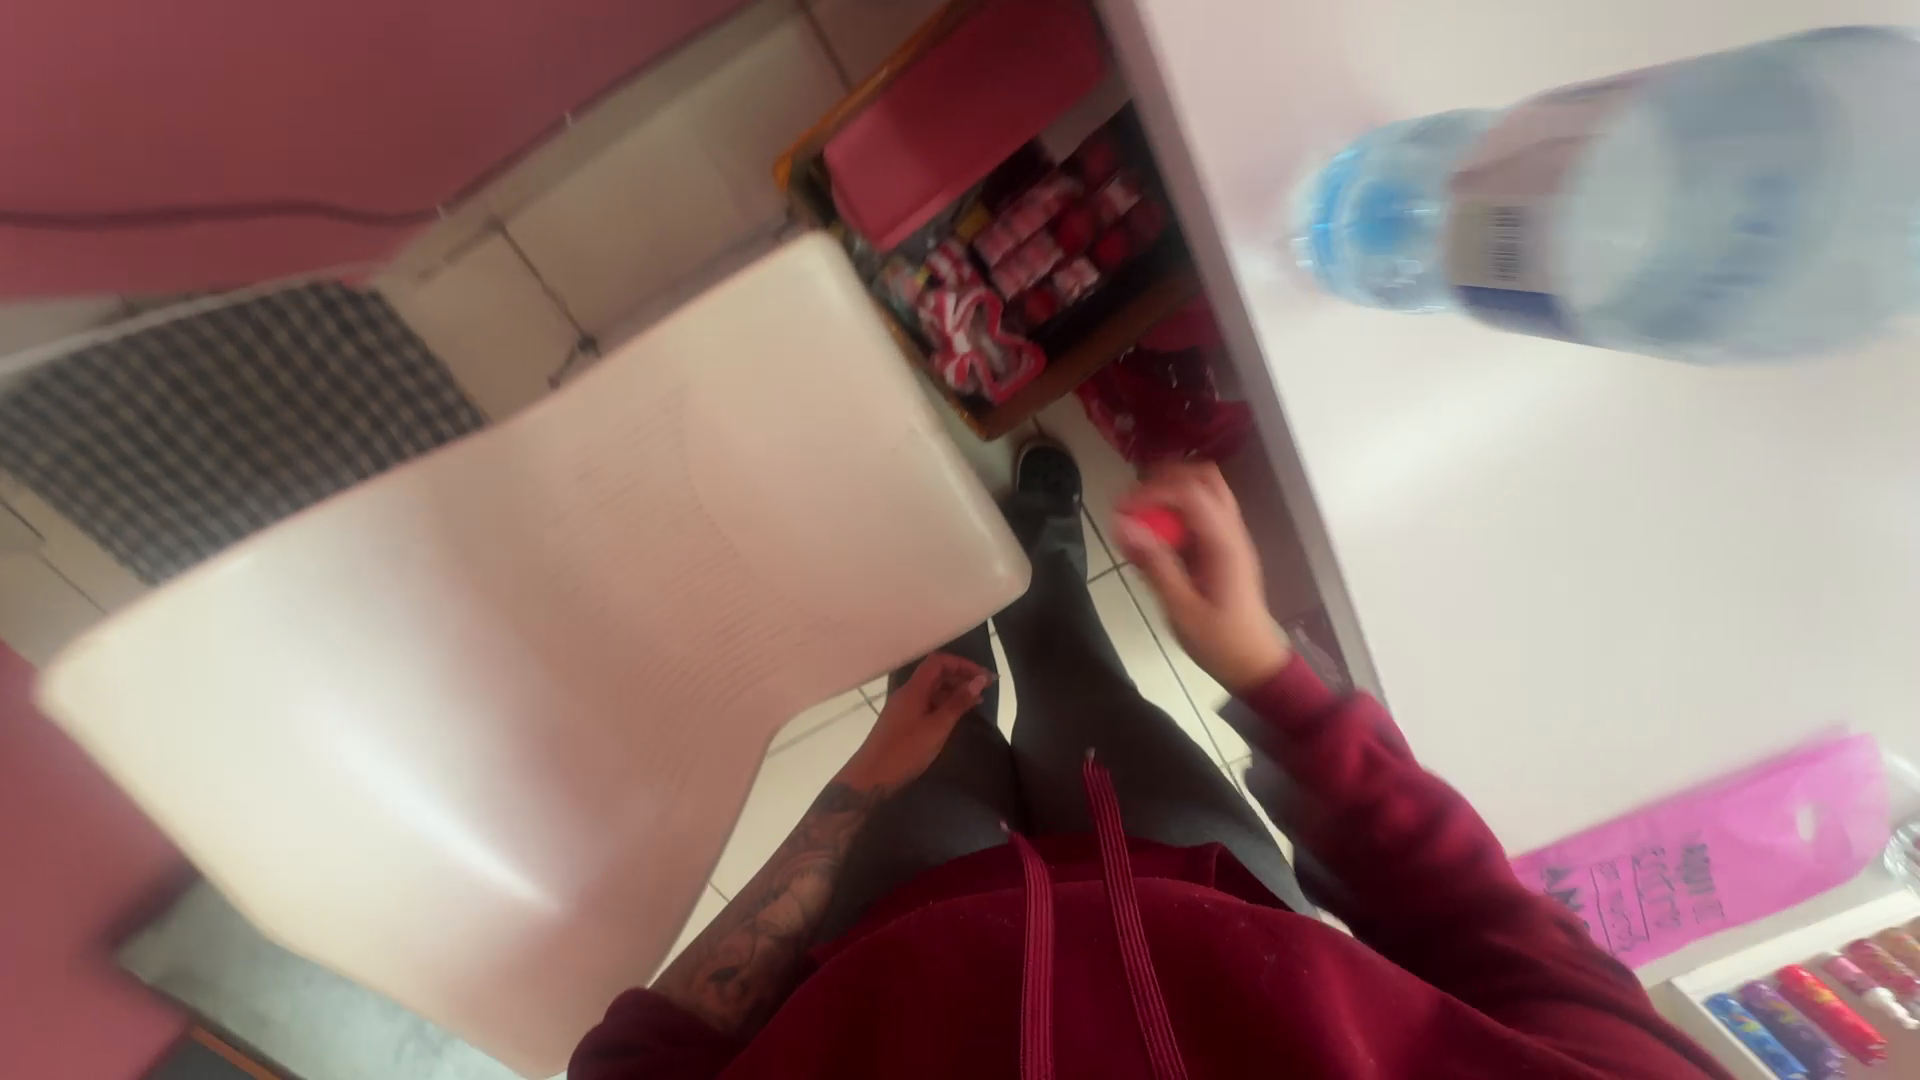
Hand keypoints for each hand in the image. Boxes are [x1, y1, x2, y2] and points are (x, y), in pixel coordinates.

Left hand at [838, 653, 992, 792]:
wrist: (871, 778)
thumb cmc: (905, 751)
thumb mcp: (937, 727)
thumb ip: (958, 702)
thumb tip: (979, 680)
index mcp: (914, 689)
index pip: (939, 662)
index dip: (963, 664)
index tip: (984, 678)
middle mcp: (908, 692)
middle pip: (936, 673)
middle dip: (962, 676)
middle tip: (986, 688)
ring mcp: (904, 707)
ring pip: (932, 689)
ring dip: (954, 691)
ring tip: (977, 702)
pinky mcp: (903, 721)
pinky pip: (927, 703)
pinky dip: (944, 704)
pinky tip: (956, 715)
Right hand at [1113, 461, 1291, 695]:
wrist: (1254, 665)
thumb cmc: (1220, 642)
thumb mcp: (1181, 608)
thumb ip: (1154, 564)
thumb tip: (1122, 526)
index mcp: (1225, 544)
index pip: (1190, 494)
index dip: (1153, 491)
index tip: (1121, 508)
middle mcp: (1231, 532)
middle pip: (1204, 478)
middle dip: (1165, 479)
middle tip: (1132, 500)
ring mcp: (1228, 538)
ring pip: (1203, 491)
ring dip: (1170, 492)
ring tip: (1138, 513)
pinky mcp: (1221, 548)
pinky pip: (1199, 513)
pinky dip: (1174, 511)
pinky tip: (1152, 534)